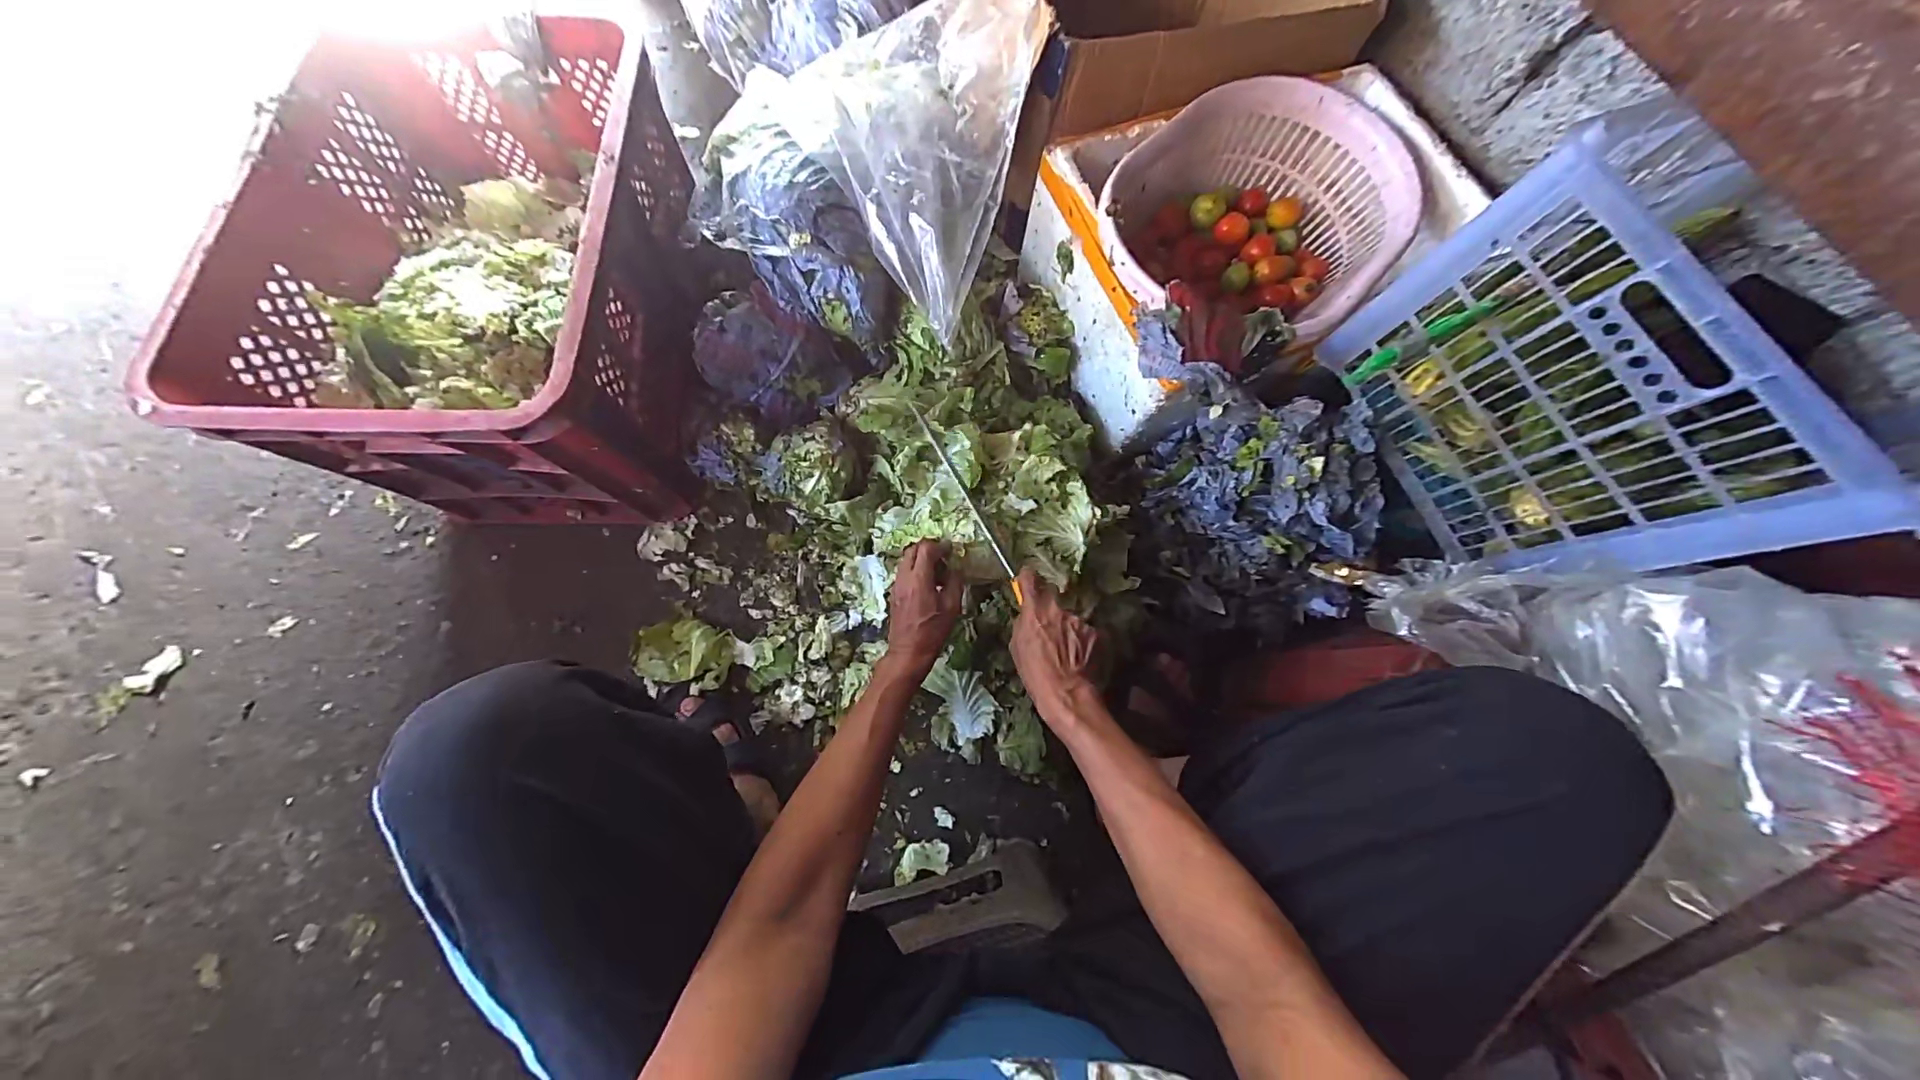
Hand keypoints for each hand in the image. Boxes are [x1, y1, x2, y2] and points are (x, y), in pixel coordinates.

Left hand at [886, 540, 963, 672]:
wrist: (908, 652)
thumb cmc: (933, 632)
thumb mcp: (952, 608)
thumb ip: (955, 583)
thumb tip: (955, 569)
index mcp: (919, 579)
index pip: (926, 549)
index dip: (940, 546)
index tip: (951, 551)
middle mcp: (904, 578)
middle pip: (913, 549)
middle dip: (929, 549)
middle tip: (944, 558)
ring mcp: (896, 585)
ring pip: (906, 560)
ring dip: (922, 560)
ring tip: (938, 575)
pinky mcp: (894, 594)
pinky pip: (904, 572)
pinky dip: (916, 570)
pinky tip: (928, 586)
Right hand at [1010, 566, 1100, 721]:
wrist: (1066, 692)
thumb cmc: (1035, 673)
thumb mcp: (1017, 647)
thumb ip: (1023, 624)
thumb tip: (1026, 615)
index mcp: (1035, 610)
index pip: (1029, 579)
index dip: (1028, 578)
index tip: (1027, 578)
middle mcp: (1058, 609)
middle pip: (1053, 599)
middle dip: (1050, 608)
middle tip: (1049, 627)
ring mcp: (1080, 620)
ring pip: (1071, 618)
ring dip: (1068, 628)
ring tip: (1066, 651)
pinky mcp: (1096, 632)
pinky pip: (1086, 632)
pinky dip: (1083, 641)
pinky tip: (1079, 657)